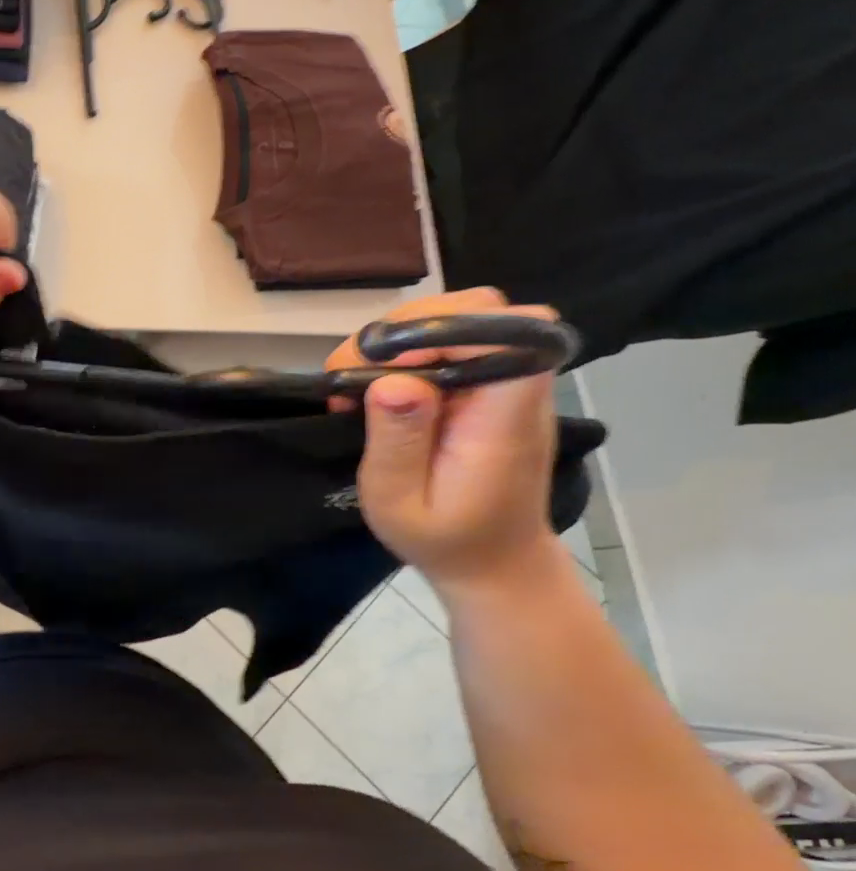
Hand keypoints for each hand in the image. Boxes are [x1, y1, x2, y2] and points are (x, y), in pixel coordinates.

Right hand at [327, 288, 564, 587]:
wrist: (492, 562)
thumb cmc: (443, 539)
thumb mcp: (399, 503)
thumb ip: (398, 442)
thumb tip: (393, 380)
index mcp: (503, 415)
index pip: (508, 331)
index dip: (444, 328)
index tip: (389, 363)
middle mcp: (514, 385)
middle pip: (481, 309)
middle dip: (408, 324)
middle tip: (356, 372)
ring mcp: (502, 382)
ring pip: (460, 317)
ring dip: (399, 336)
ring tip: (358, 381)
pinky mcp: (486, 385)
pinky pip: (451, 341)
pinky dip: (406, 349)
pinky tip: (378, 386)